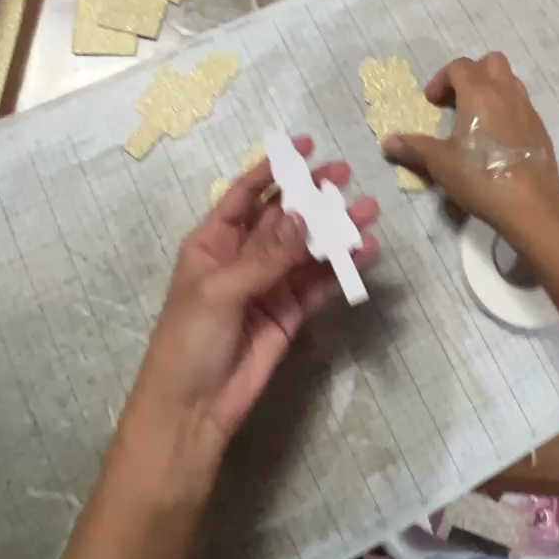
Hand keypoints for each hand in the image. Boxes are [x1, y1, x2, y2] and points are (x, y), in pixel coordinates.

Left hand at [117, 136, 379, 479]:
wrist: (192, 411)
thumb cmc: (189, 341)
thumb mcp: (221, 291)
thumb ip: (265, 254)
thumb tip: (301, 215)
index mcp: (213, 242)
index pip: (245, 194)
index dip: (272, 169)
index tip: (304, 147)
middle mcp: (242, 256)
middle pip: (282, 216)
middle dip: (312, 196)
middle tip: (345, 175)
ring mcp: (269, 284)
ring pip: (306, 248)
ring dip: (334, 231)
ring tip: (368, 212)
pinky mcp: (290, 312)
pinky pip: (318, 282)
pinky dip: (340, 268)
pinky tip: (364, 253)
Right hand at [382, 53, 558, 237]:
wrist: (531, 206)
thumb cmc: (481, 177)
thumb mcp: (440, 164)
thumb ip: (414, 148)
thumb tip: (387, 142)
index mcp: (479, 93)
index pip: (459, 66)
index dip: (441, 79)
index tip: (431, 102)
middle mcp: (506, 93)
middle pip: (491, 62)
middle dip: (471, 74)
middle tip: (456, 99)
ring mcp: (528, 110)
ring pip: (510, 81)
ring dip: (491, 89)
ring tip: (476, 117)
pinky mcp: (540, 129)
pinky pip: (521, 105)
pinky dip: (506, 109)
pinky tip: (496, 139)